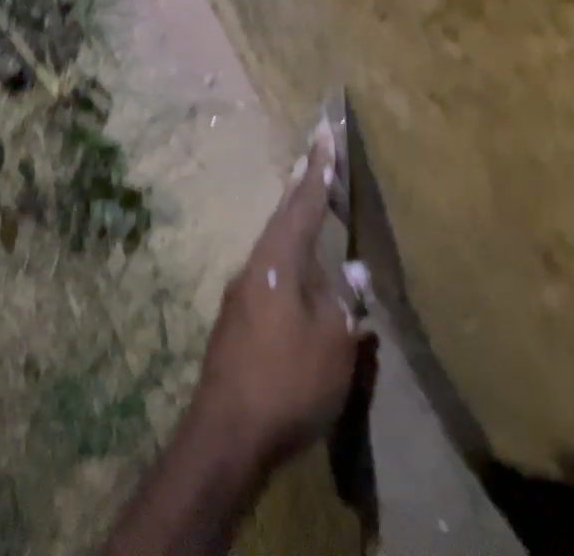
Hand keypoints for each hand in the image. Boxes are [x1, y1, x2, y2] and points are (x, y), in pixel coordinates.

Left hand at [188, 133, 365, 471]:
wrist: (225, 439)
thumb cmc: (288, 380)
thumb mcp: (334, 340)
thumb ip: (344, 300)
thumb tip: (348, 274)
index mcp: (277, 263)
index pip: (302, 203)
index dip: (318, 169)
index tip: (323, 133)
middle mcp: (252, 271)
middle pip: (284, 224)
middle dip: (303, 197)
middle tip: (317, 167)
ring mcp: (239, 302)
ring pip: (278, 259)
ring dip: (300, 243)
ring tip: (321, 237)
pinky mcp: (236, 330)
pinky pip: (272, 288)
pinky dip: (294, 279)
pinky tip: (308, 299)